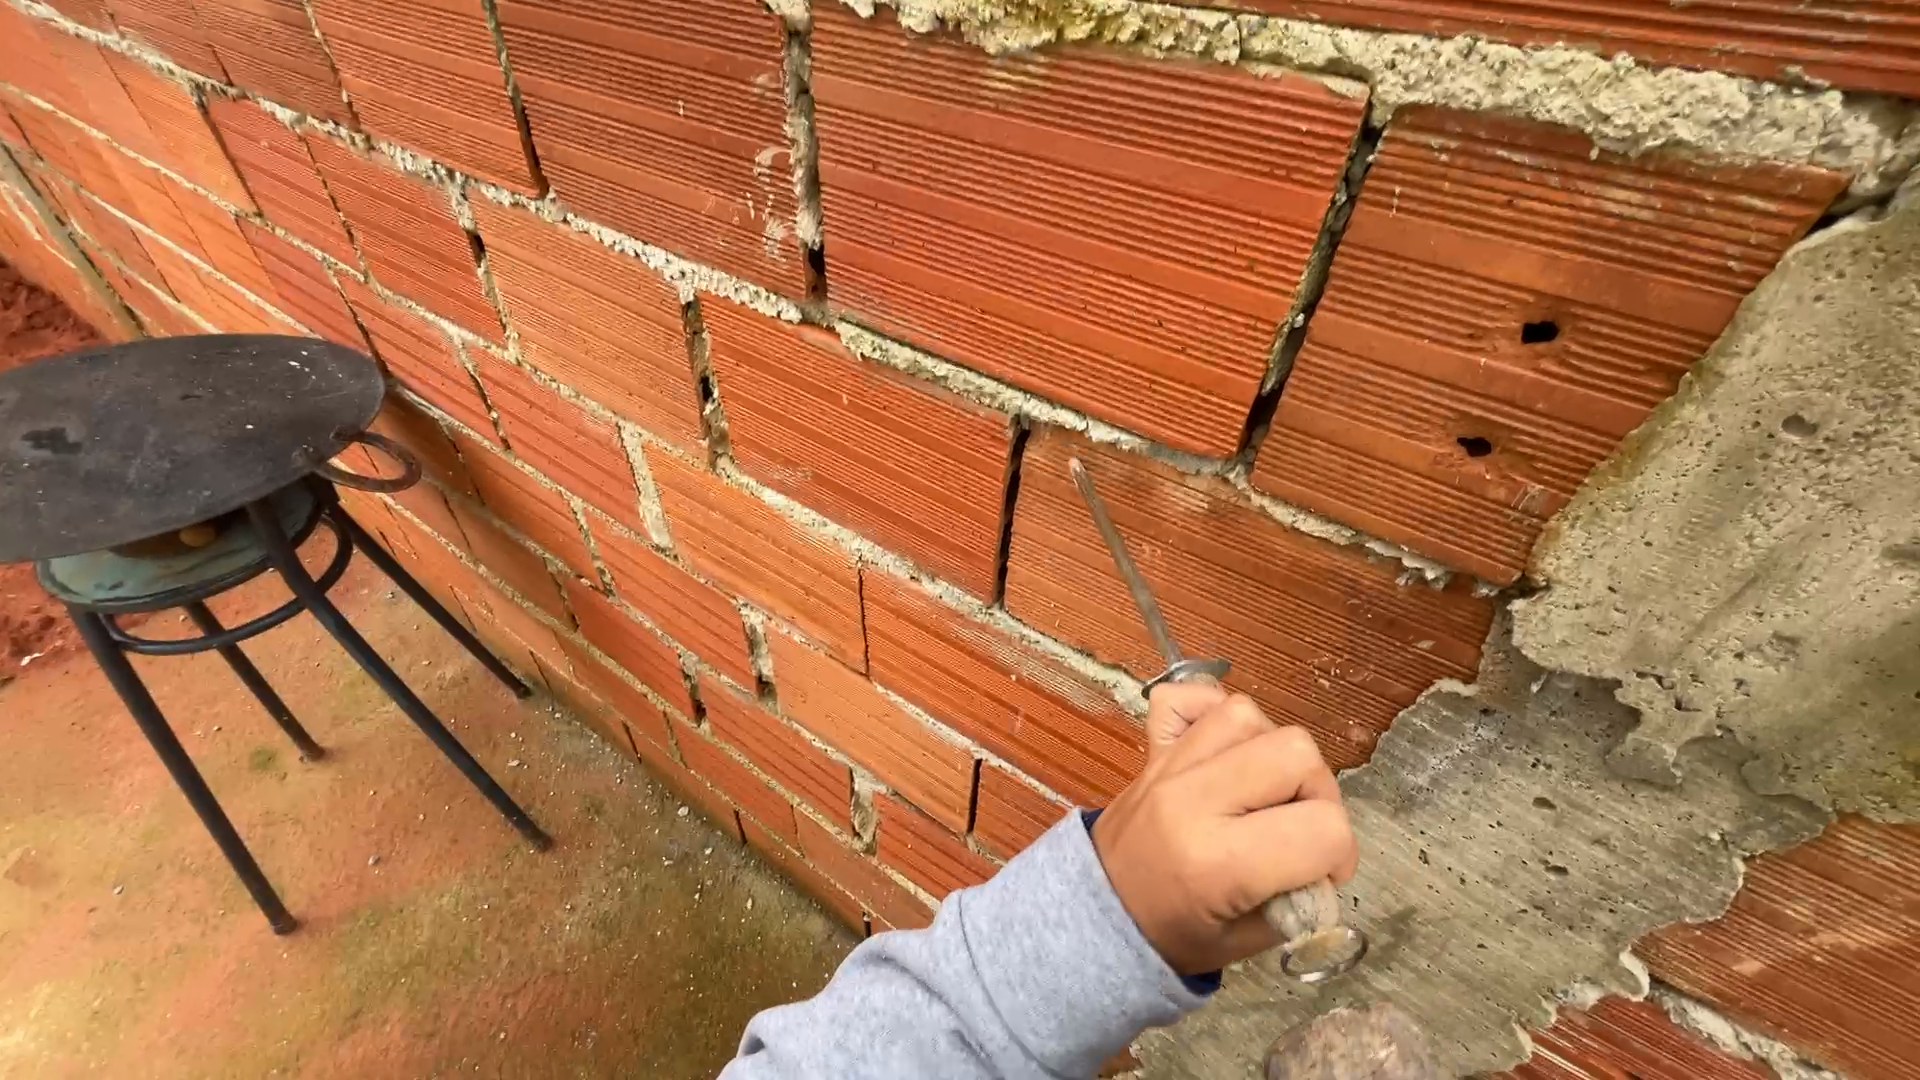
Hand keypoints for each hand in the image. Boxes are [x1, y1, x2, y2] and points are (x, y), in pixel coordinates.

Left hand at [1091, 684, 1357, 975]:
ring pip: (1246, 714)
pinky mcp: (1152, 746)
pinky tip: (1226, 750)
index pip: (1322, 827)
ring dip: (1272, 749)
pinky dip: (1213, 711)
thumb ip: (1298, 904)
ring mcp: (1168, 764)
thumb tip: (1326, 861)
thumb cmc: (1171, 930)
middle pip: (1294, 751)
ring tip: (1265, 789)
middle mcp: (1192, 799)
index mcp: (1217, 861)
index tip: (1324, 873)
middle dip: (1318, 791)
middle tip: (1301, 827)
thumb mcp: (1245, 942)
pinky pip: (1185, 698)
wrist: (1099, 906)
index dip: (1341, 853)